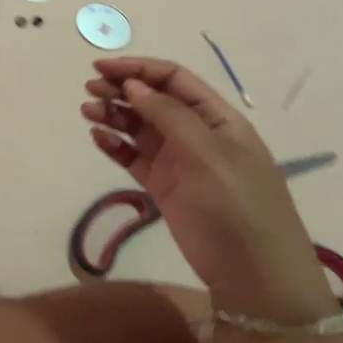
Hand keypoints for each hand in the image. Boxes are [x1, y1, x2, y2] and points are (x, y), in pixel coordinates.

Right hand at [82, 58, 338, 323]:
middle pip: (152, 99)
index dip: (138, 69)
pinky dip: (113, 143)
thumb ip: (169, 115)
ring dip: (112, 114)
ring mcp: (178, 160)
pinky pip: (131, 155)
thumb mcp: (209, 154)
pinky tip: (99, 139)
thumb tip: (132, 85)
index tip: (100, 68)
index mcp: (218, 120)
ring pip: (137, 125)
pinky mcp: (162, 185)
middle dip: (120, 89)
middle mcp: (196, 134)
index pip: (174, 80)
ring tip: (88, 114)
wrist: (254, 275)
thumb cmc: (239, 206)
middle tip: (90, 91)